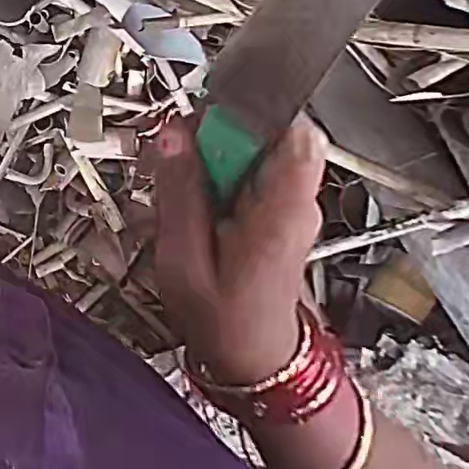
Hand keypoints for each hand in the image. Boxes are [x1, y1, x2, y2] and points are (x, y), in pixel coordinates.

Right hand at [145, 112, 325, 383]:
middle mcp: (296, 196)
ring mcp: (289, 196)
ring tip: (184, 189)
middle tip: (176, 160)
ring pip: (249, 142)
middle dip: (212, 132)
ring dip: (209, 152)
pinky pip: (245, 162)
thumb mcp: (184, 261)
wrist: (255, 356)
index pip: (295, 131)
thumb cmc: (225, 320)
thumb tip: (172, 134)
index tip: (206, 121)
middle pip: (261, 129)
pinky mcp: (276, 199)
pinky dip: (215, 170)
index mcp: (283, 210)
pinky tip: (197, 200)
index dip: (249, 112)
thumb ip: (179, 192)